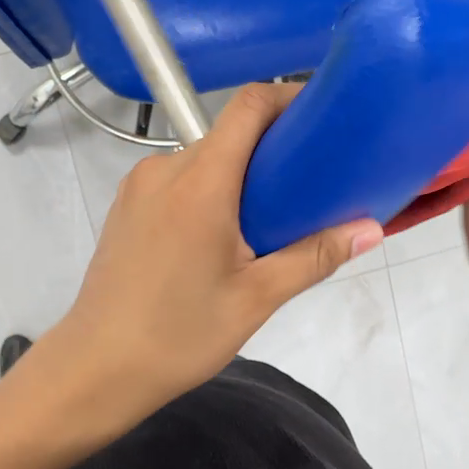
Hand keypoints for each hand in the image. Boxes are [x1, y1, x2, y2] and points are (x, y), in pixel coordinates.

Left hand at [46, 85, 383, 412]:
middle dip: (271, 153)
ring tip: (268, 224)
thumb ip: (313, 257)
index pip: (250, 106)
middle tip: (309, 190)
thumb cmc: (177, 336)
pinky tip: (222, 240)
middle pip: (227, 137)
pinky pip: (175, 186)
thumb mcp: (255, 299)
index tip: (324, 121)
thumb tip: (372, 230)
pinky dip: (206, 196)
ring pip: (200, 163)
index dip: (290, 100)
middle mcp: (163, 171)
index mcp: (199, 181)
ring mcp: (136, 190)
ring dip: (236, 180)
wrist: (96, 369)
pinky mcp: (124, 212)